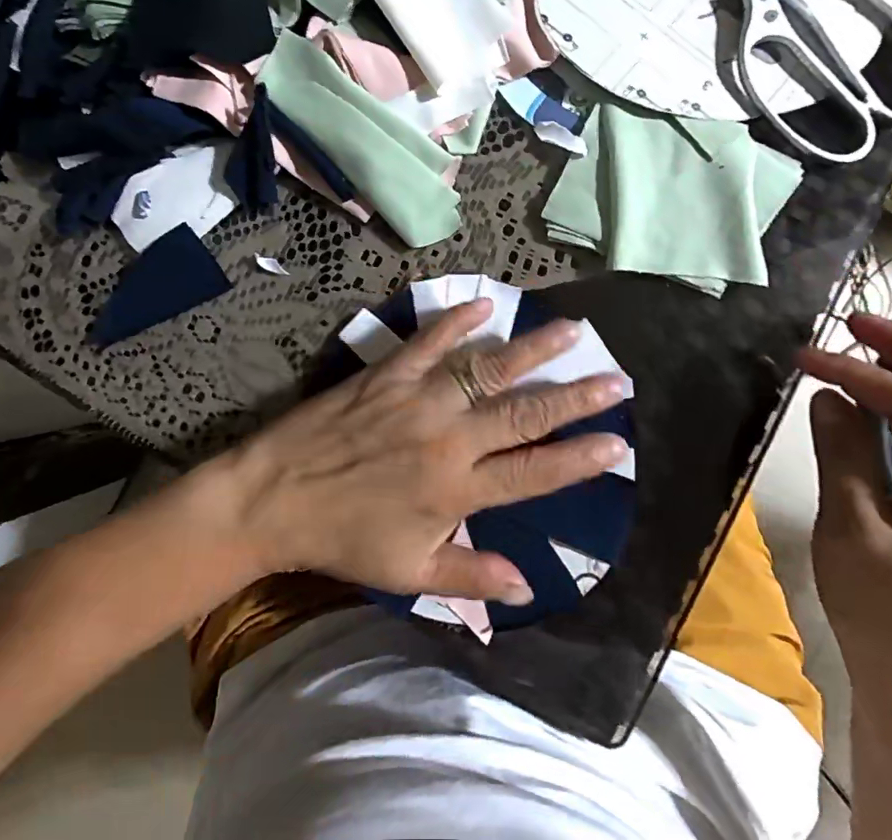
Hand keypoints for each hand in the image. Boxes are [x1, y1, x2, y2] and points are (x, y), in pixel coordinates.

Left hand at [194, 299, 627, 606]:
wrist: (273, 498)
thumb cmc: (339, 539)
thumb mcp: (406, 571)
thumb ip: (470, 573)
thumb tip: (529, 585)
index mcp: (455, 491)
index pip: (532, 473)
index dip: (579, 460)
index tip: (619, 444)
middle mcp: (445, 440)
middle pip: (521, 415)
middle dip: (573, 398)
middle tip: (616, 380)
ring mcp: (413, 402)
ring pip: (482, 371)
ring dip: (529, 352)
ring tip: (570, 331)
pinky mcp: (380, 378)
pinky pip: (424, 344)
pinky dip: (452, 323)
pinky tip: (481, 304)